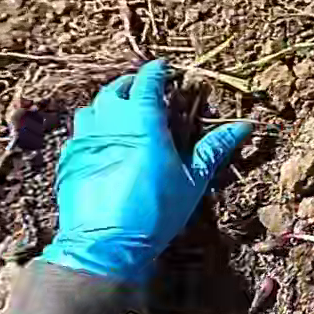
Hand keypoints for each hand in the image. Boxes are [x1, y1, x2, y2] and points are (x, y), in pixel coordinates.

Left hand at [39, 61, 251, 282]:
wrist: (105, 244)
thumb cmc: (156, 210)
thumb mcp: (192, 179)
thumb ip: (213, 148)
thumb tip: (244, 126)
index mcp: (143, 121)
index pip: (147, 82)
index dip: (157, 72)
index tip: (165, 69)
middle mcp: (110, 122)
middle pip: (116, 89)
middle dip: (132, 84)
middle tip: (146, 88)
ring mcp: (85, 139)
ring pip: (93, 107)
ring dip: (109, 103)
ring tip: (123, 112)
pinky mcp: (70, 159)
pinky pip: (80, 132)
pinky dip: (94, 128)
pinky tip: (105, 142)